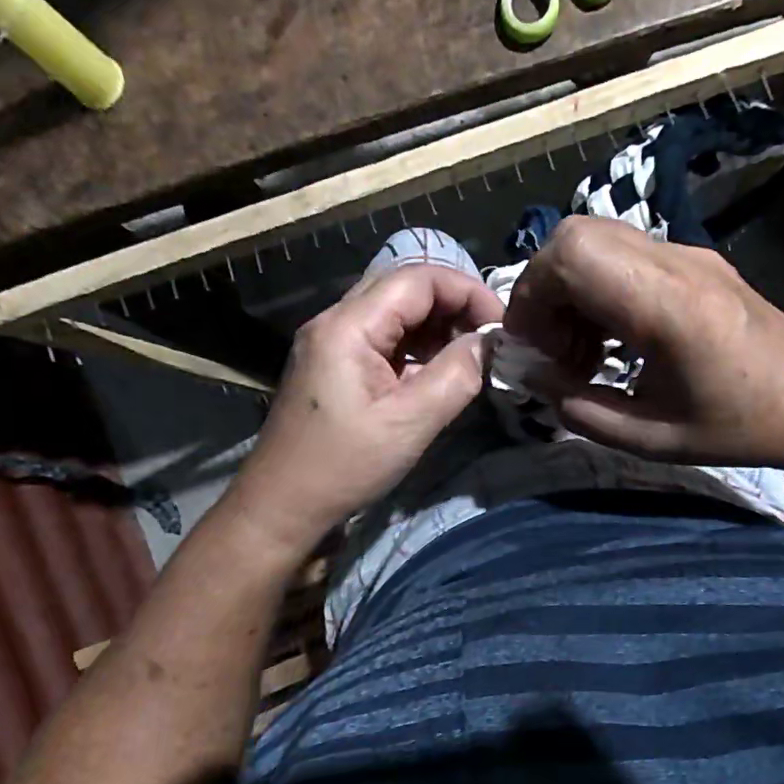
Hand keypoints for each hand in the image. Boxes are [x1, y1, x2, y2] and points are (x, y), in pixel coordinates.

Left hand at [225, 264, 500, 553]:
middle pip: (402, 290)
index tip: (502, 324)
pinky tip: (431, 375)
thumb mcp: (410, 423)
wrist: (281, 504)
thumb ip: (456, 376)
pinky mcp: (327, 366)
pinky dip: (410, 349)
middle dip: (452, 308)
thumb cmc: (344, 466)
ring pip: (390, 314)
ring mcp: (326, 344)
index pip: (418, 278)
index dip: (467, 291)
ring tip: (465, 360)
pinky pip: (377, 340)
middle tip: (486, 342)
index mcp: (348, 326)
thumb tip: (487, 342)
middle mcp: (332, 322)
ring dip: (432, 329)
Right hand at [501, 218, 783, 467]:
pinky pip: (620, 256)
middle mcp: (676, 264)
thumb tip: (535, 379)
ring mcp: (687, 256)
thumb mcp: (648, 437)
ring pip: (595, 241)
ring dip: (567, 291)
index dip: (531, 294)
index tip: (530, 346)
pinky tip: (606, 341)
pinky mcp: (692, 262)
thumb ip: (579, 408)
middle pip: (575, 236)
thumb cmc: (738, 426)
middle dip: (542, 289)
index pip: (571, 255)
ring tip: (578, 350)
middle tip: (548, 344)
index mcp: (668, 306)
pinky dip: (593, 292)